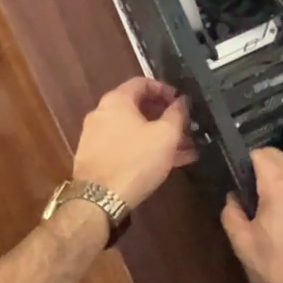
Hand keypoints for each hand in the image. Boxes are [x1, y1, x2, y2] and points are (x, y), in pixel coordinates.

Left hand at [73, 78, 198, 206]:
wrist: (98, 200)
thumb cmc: (135, 161)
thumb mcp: (165, 136)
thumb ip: (177, 114)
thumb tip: (183, 101)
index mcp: (116, 101)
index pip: (142, 82)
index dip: (166, 89)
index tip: (182, 101)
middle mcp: (102, 114)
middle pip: (138, 108)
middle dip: (166, 117)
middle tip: (186, 127)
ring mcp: (96, 137)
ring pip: (135, 130)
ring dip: (159, 137)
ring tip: (186, 149)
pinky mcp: (97, 158)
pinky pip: (126, 147)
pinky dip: (145, 149)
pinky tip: (168, 163)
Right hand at [220, 148, 282, 282]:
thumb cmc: (275, 272)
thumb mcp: (241, 244)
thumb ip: (231, 212)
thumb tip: (234, 197)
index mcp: (281, 188)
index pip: (261, 153)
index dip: (245, 160)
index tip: (237, 177)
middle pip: (282, 159)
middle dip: (263, 167)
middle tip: (249, 192)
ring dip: (282, 184)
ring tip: (270, 211)